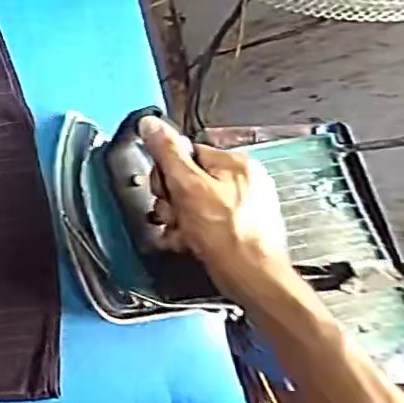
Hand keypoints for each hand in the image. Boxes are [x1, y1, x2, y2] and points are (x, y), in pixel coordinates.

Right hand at [137, 116, 293, 303]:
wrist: (252, 278)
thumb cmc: (226, 235)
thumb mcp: (187, 186)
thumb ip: (167, 152)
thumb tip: (151, 124)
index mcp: (236, 163)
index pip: (183, 153)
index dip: (166, 174)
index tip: (166, 191)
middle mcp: (245, 179)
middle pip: (186, 176)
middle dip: (172, 198)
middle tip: (175, 214)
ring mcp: (246, 203)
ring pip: (193, 199)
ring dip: (179, 215)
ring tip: (184, 230)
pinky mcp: (242, 223)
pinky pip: (206, 216)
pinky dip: (194, 227)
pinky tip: (192, 238)